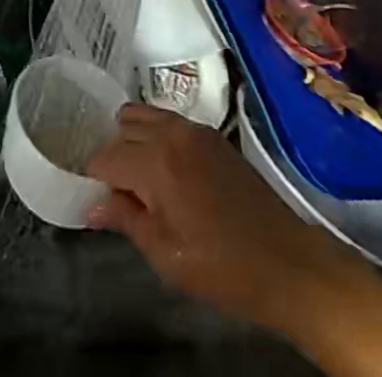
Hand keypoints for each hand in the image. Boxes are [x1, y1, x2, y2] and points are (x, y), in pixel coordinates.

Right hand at [86, 103, 381, 376]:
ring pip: (144, 114)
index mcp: (156, 163)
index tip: (95, 197)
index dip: (94, 177)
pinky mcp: (213, 136)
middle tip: (116, 190)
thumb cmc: (223, 267)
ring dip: (133, 138)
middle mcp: (172, 134)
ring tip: (138, 176)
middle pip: (121, 128)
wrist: (289, 263)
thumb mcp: (165, 254)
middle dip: (112, 154)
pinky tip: (164, 168)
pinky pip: (169, 120)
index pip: (104, 155)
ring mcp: (196, 130)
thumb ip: (125, 218)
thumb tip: (92, 204)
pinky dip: (156, 134)